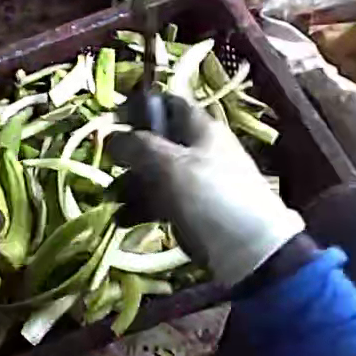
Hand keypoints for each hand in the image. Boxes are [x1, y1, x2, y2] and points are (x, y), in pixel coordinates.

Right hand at [111, 92, 304, 286]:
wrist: (249, 251)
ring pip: (155, 174)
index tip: (111, 120)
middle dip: (128, 154)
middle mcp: (199, 151)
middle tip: (107, 165)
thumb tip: (110, 136)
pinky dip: (141, 207)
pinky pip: (160, 202)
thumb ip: (135, 145)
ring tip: (110, 200)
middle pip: (157, 142)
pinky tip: (122, 219)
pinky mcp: (193, 211)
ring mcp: (197, 182)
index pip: (167, 104)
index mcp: (201, 129)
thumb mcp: (168, 164)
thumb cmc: (208, 196)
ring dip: (129, 185)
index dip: (139, 108)